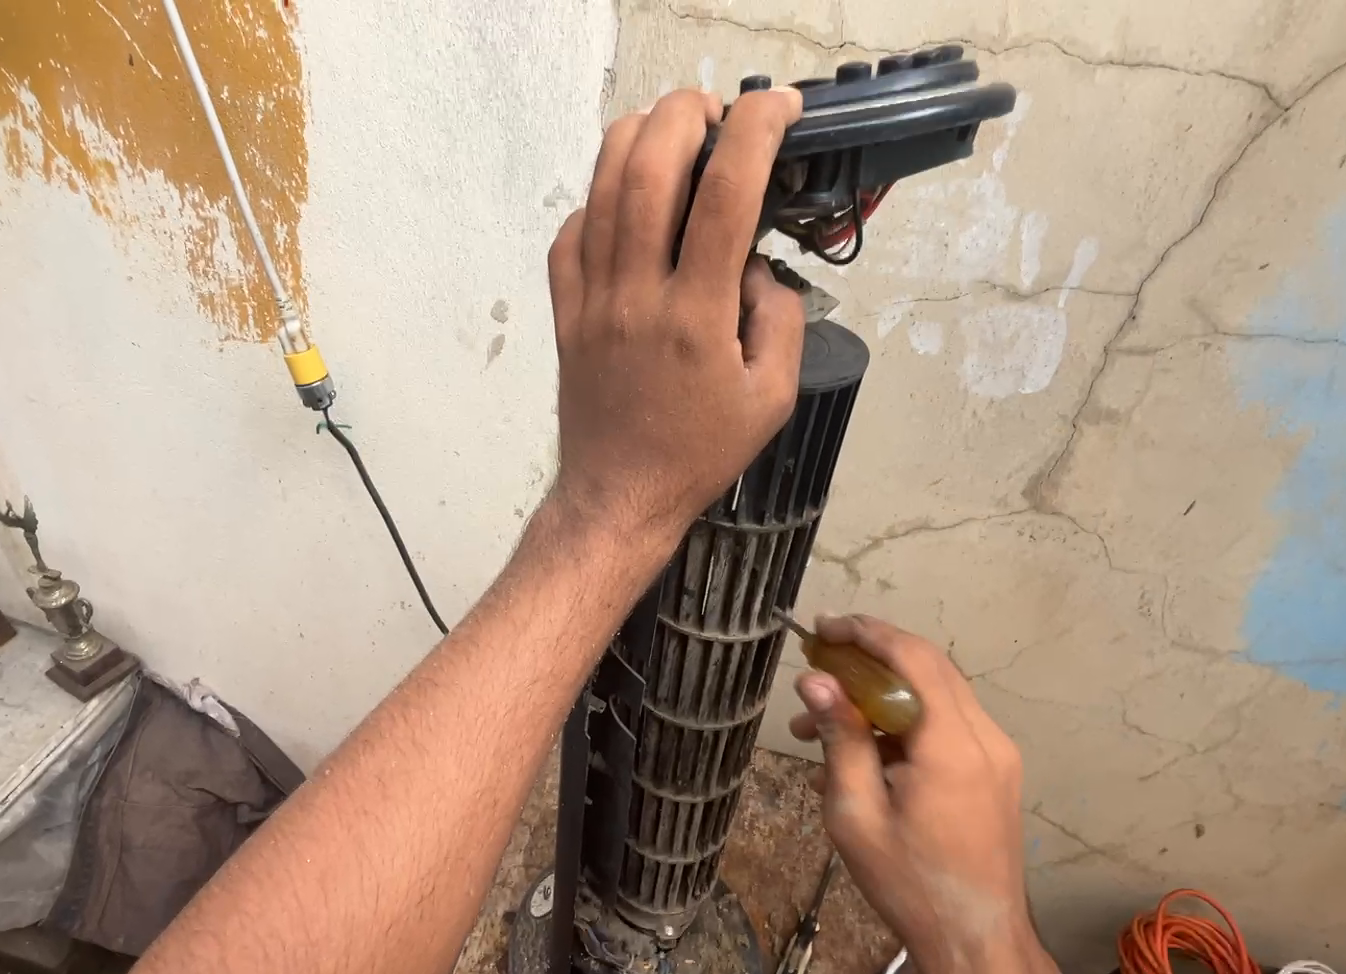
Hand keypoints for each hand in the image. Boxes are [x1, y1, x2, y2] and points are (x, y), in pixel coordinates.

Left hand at [545, 87, 804, 539]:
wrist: (620, 495)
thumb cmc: (699, 453)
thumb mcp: (772, 398)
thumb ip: (781, 320)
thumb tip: (757, 267)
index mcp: (697, 317)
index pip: (727, 195)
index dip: (758, 130)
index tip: (780, 108)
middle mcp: (637, 296)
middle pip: (648, 168)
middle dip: (684, 113)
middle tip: (715, 111)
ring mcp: (591, 303)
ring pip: (601, 190)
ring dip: (635, 139)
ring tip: (667, 131)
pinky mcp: (564, 316)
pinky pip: (567, 238)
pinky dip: (594, 202)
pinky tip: (620, 205)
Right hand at [789, 615, 1031, 961]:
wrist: (975, 943)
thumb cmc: (907, 881)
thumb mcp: (855, 811)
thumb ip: (840, 737)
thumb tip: (813, 679)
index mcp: (952, 745)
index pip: (912, 658)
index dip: (865, 632)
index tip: (821, 628)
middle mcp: (985, 737)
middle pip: (928, 664)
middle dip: (869, 652)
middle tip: (818, 657)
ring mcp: (996, 753)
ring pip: (935, 690)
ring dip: (879, 690)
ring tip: (819, 722)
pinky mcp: (994, 769)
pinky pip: (944, 720)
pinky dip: (900, 717)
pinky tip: (858, 749)